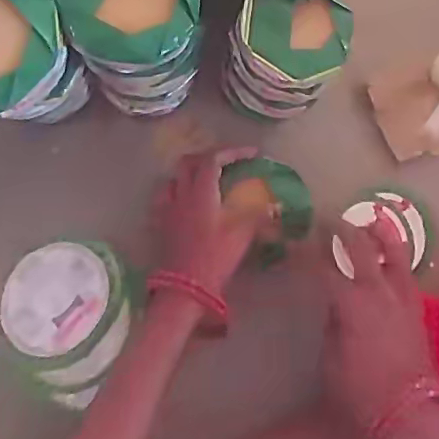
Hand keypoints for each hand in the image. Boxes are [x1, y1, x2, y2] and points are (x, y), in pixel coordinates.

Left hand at [154, 147, 261, 292]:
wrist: (185, 287)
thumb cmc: (215, 257)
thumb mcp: (242, 234)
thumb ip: (259, 215)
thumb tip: (277, 205)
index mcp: (202, 191)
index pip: (213, 158)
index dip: (233, 151)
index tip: (251, 154)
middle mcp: (182, 193)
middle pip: (189, 161)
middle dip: (209, 155)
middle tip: (227, 161)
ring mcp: (168, 208)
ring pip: (174, 177)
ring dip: (190, 172)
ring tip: (206, 178)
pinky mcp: (161, 223)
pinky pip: (165, 197)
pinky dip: (177, 191)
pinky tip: (186, 200)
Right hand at [322, 210, 438, 431]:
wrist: (410, 413)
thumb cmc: (362, 393)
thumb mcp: (331, 360)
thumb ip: (332, 325)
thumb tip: (334, 305)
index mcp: (350, 302)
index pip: (323, 267)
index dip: (307, 252)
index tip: (295, 240)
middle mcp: (377, 290)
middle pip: (359, 247)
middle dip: (341, 229)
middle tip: (327, 219)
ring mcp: (400, 295)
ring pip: (392, 251)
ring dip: (379, 232)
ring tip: (371, 217)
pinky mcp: (416, 306)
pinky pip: (406, 270)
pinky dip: (397, 255)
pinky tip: (392, 252)